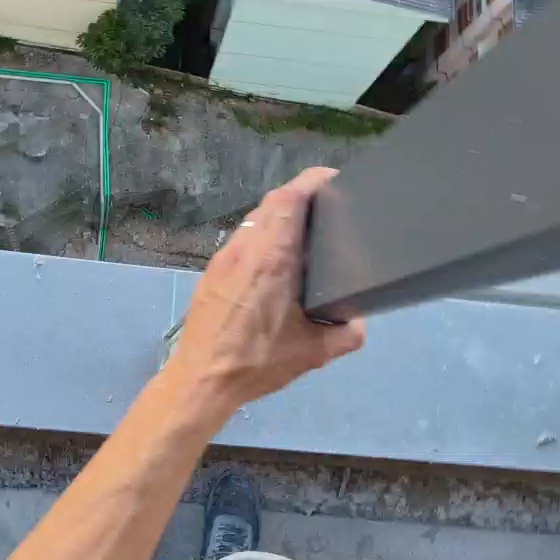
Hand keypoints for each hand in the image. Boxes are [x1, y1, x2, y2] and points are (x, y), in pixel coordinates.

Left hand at [165, 167, 366, 412]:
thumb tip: (359, 319)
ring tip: (305, 233)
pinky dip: (263, 237)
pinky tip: (276, 263)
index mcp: (272, 259)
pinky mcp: (212, 272)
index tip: (333, 179)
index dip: (312, 181)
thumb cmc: (256, 363)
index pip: (289, 199)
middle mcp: (245, 249)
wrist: (201, 380)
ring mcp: (223, 258)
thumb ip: (347, 334)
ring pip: (254, 220)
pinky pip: (242, 240)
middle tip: (327, 207)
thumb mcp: (313, 353)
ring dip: (279, 217)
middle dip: (300, 196)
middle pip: (272, 202)